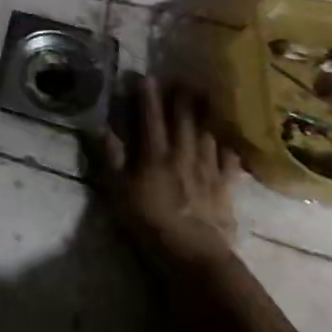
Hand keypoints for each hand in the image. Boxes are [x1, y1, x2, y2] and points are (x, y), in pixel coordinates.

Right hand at [96, 77, 242, 269]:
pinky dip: (229, 147)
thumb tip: (100, 128)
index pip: (151, 119)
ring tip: (207, 97)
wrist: (194, 255)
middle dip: (181, 98)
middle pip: (183, 120)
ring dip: (206, 114)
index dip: (149, 97)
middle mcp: (183, 155)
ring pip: (207, 134)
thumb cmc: (150, 224)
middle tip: (182, 78)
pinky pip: (230, 161)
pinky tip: (231, 138)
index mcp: (155, 155)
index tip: (148, 77)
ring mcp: (207, 170)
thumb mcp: (119, 193)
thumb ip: (111, 158)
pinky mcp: (225, 188)